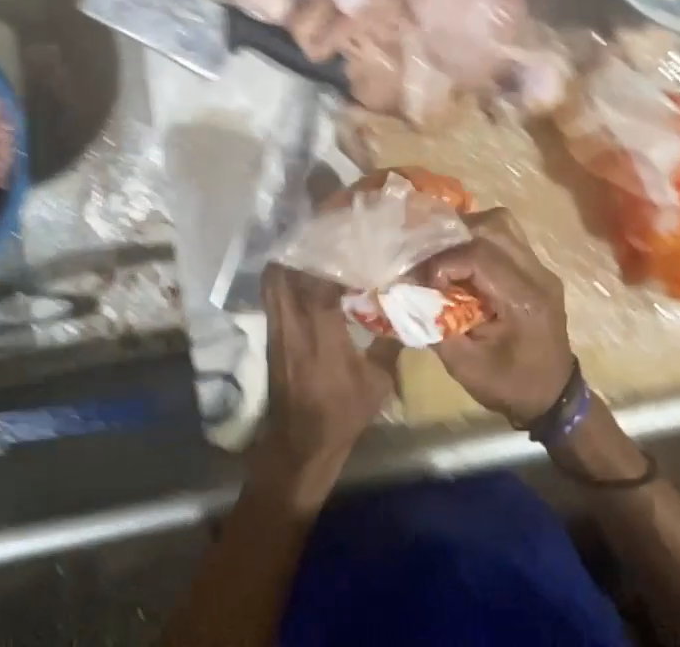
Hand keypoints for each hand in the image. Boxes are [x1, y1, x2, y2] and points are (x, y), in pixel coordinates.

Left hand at [250, 263, 398, 508]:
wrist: (300, 442)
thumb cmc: (341, 413)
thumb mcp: (377, 381)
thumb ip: (390, 344)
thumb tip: (408, 313)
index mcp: (321, 332)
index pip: (320, 281)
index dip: (333, 257)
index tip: (352, 240)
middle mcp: (292, 323)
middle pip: (285, 271)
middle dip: (303, 250)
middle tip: (328, 236)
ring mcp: (277, 328)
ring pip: (273, 281)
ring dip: (290, 263)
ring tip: (315, 250)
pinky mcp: (271, 335)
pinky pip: (273, 296)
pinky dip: (285, 281)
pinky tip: (305, 279)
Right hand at [420, 208, 574, 425]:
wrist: (552, 397)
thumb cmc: (509, 385)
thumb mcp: (465, 366)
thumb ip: (435, 325)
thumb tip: (405, 294)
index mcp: (524, 300)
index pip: (479, 255)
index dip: (442, 262)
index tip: (423, 282)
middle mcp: (538, 276)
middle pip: (493, 227)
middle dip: (453, 239)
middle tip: (430, 261)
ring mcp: (542, 269)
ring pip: (501, 224)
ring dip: (467, 233)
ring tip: (445, 255)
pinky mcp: (537, 270)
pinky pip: (506, 237)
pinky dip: (478, 240)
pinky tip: (462, 262)